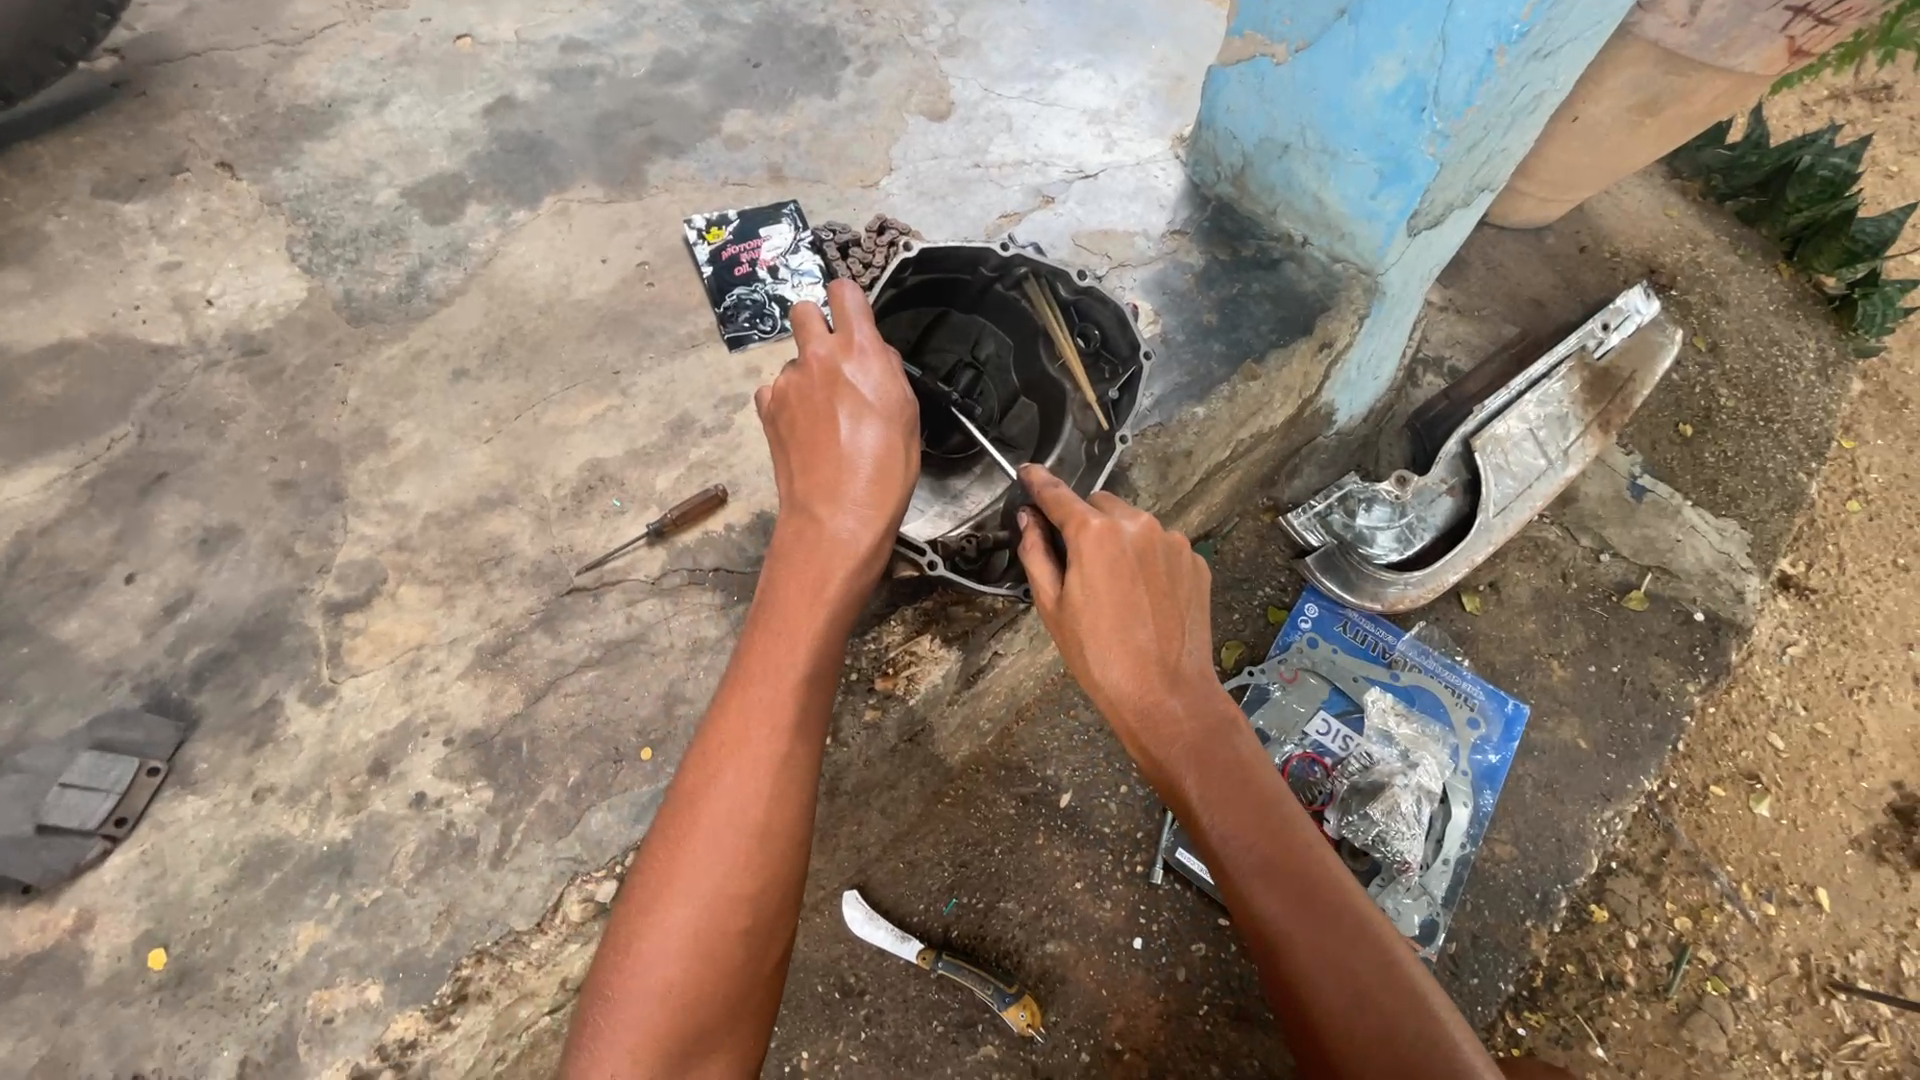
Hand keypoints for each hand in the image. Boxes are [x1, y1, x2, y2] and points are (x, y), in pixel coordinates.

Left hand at [755, 279, 919, 580]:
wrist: (837, 515)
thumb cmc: (886, 471)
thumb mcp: (908, 416)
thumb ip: (888, 373)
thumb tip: (875, 357)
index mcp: (862, 352)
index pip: (844, 292)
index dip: (847, 301)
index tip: (851, 317)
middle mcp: (820, 356)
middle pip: (804, 311)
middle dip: (816, 326)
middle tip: (831, 360)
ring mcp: (788, 381)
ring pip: (792, 358)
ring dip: (805, 374)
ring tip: (822, 415)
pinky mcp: (767, 407)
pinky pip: (775, 389)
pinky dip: (787, 402)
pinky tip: (803, 430)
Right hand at [1015, 465, 1235, 780]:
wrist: (1166, 694)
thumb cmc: (1098, 655)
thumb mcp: (1052, 606)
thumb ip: (1036, 553)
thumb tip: (1028, 519)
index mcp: (1094, 534)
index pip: (1058, 494)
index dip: (1039, 482)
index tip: (1027, 473)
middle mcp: (1137, 524)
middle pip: (1099, 505)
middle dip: (1084, 523)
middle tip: (1077, 562)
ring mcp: (1172, 540)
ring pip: (1133, 523)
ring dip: (1118, 539)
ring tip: (1115, 587)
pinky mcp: (1195, 560)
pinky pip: (1161, 545)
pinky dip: (1146, 558)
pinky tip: (1143, 596)